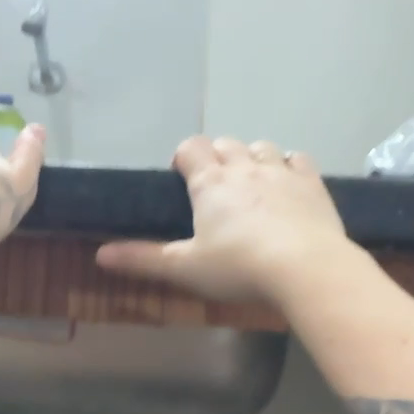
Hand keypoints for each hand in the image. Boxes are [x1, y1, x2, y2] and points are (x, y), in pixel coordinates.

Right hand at [96, 136, 362, 305]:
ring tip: (248, 181)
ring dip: (251, 157)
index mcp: (210, 183)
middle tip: (212, 186)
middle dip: (215, 156)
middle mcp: (244, 167)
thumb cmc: (238, 267)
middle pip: (225, 144)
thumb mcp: (184, 268)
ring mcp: (282, 172)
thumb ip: (143, 258)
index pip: (191, 148)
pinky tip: (286, 181)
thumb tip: (100, 254)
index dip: (183, 157)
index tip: (180, 176)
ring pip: (261, 147)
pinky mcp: (313, 183)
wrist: (307, 269)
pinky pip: (298, 159)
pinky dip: (288, 164)